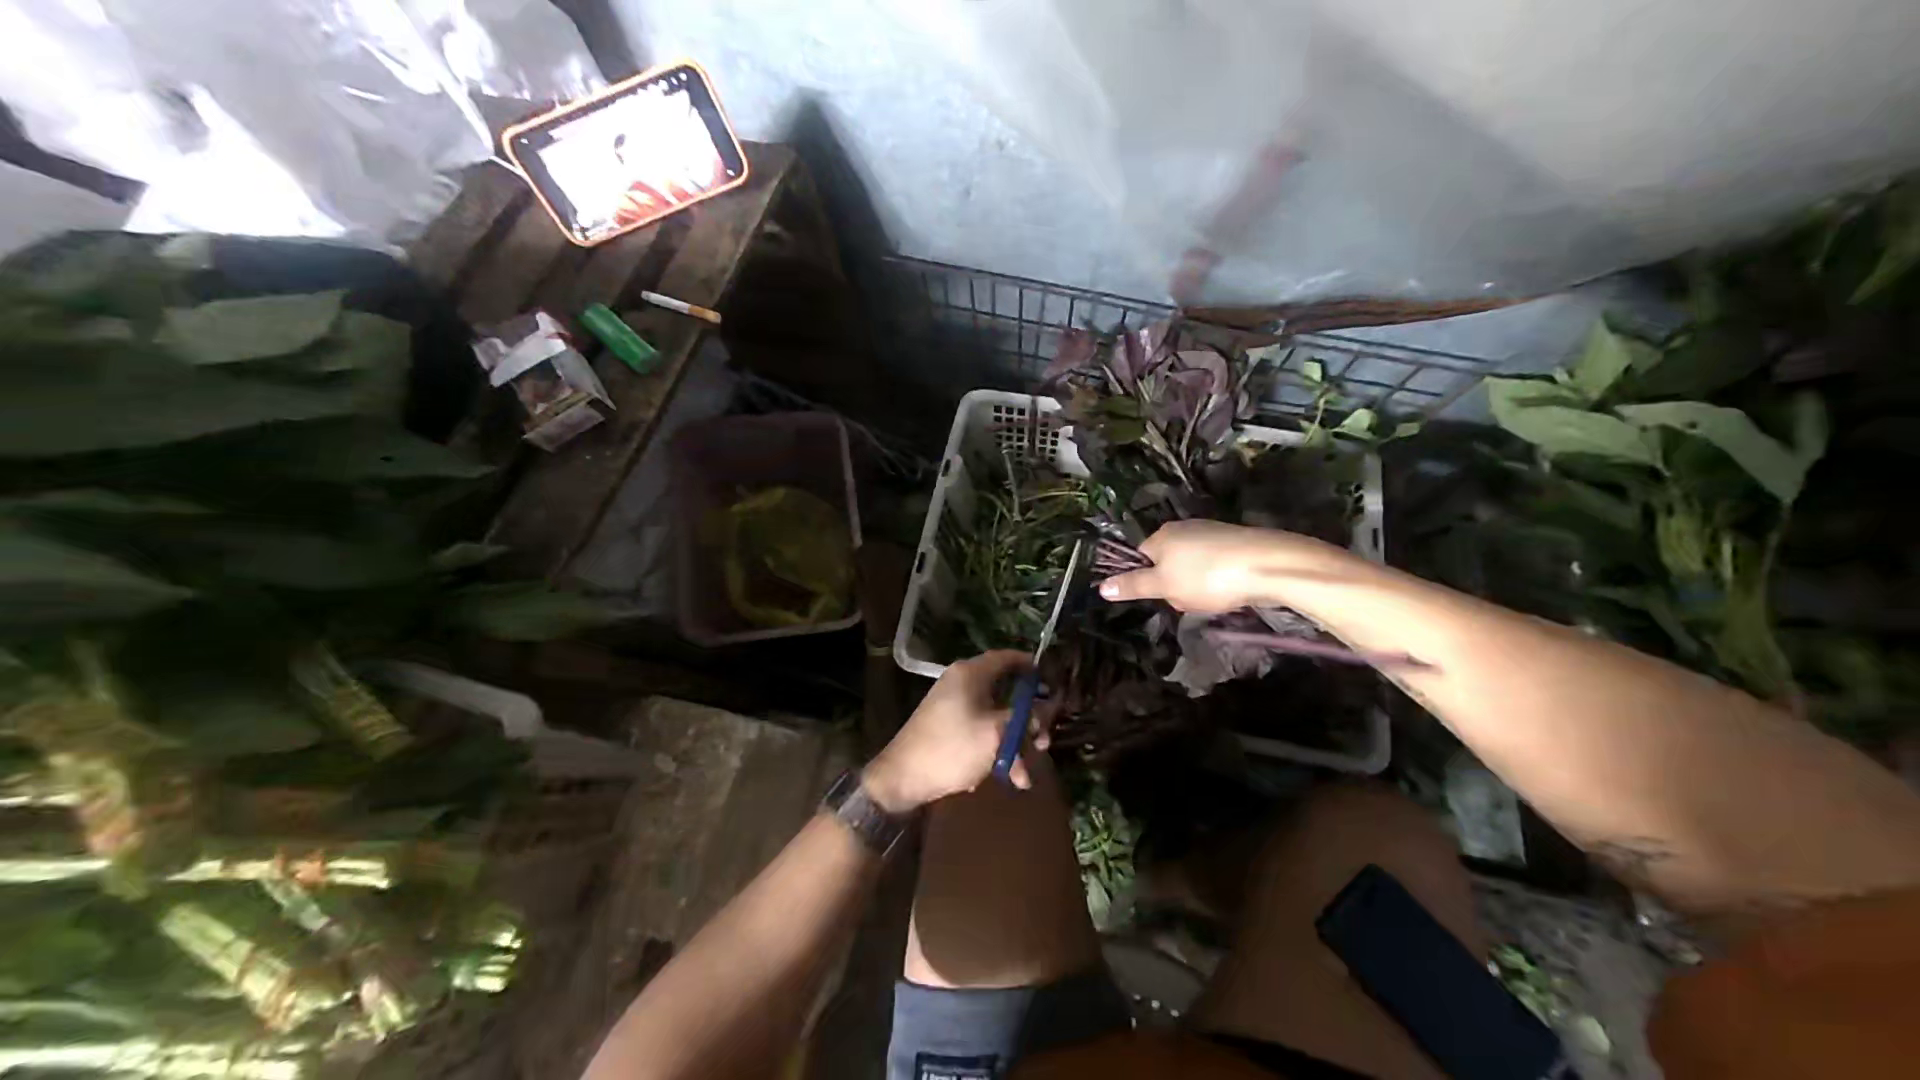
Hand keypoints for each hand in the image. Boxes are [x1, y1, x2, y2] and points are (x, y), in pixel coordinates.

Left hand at [862, 651, 1044, 811]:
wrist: (903, 778)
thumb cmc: (953, 748)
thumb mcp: (996, 733)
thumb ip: (1023, 719)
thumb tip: (1040, 713)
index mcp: (971, 674)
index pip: (1006, 657)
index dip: (1030, 665)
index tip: (1050, 680)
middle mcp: (961, 683)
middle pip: (1005, 694)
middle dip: (1027, 722)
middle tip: (1043, 743)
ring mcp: (952, 706)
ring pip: (994, 719)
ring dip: (1013, 746)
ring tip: (1023, 777)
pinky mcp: (947, 728)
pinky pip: (979, 733)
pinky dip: (993, 751)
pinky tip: (999, 777)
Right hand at [1097, 520, 1350, 612]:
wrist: (1268, 564)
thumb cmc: (1207, 576)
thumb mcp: (1164, 586)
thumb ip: (1133, 585)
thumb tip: (1101, 587)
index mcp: (1162, 535)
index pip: (1141, 558)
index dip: (1149, 581)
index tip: (1164, 596)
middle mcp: (1184, 528)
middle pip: (1168, 564)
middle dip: (1177, 587)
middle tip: (1190, 601)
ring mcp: (1212, 533)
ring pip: (1193, 568)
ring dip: (1199, 587)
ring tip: (1215, 599)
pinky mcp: (1236, 542)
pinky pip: (1217, 566)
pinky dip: (1221, 581)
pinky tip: (1232, 591)